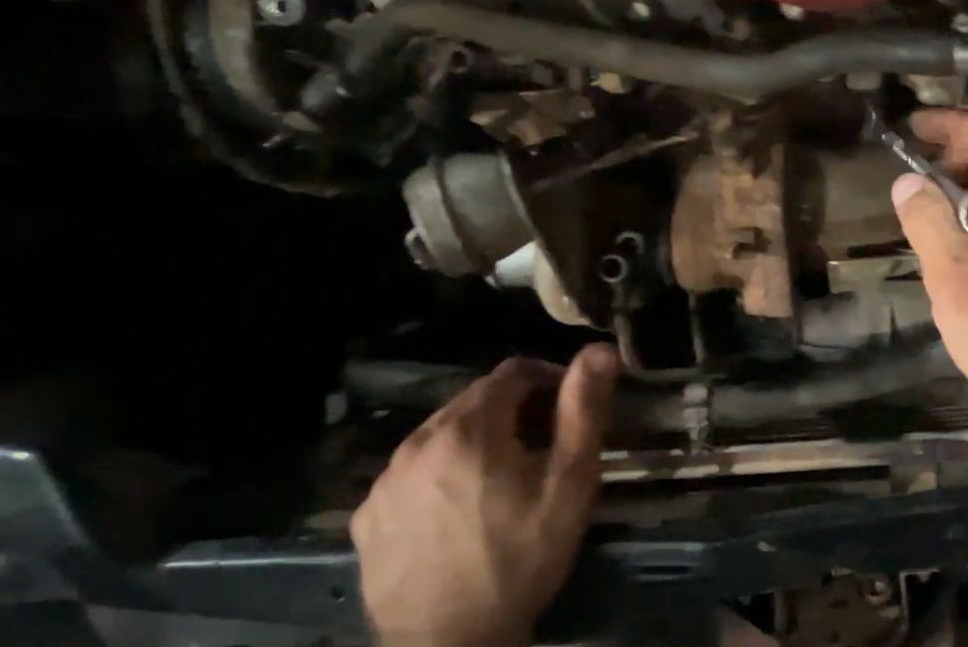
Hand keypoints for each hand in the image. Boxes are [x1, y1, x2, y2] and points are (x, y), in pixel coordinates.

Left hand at [351, 346, 619, 646]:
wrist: (450, 646)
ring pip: (440, 434)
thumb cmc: (520, 558)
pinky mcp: (367, 517)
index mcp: (468, 429)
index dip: (548, 379)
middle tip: (542, 446)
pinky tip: (459, 508)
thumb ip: (583, 409)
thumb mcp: (569, 483)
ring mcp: (385, 482)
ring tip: (502, 478)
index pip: (513, 372)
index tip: (569, 407)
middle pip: (474, 400)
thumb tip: (600, 350)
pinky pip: (411, 473)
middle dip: (513, 409)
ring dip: (475, 440)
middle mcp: (416, 442)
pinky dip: (439, 473)